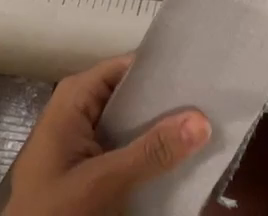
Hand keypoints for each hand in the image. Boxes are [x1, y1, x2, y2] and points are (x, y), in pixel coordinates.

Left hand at [4, 55, 209, 214]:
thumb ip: (151, 152)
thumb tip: (203, 119)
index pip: (129, 66)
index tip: (206, 72)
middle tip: (215, 101)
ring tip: (210, 124)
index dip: (166, 68)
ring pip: (135, 124)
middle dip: (171, 101)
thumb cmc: (51, 213)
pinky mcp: (92, 168)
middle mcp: (81, 110)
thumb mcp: (101, 182)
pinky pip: (129, 150)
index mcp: (75, 97)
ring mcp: (86, 140)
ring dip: (165, 130)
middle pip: (134, 94)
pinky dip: (153, 153)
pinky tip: (185, 156)